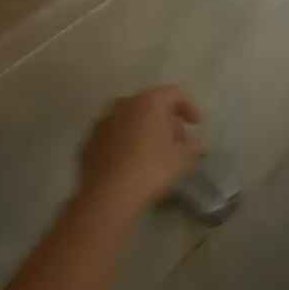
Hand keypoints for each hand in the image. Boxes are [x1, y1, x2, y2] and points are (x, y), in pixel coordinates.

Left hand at [76, 86, 205, 215]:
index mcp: (147, 103)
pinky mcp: (90, 141)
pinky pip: (114, 134)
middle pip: (150, 104)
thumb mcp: (181, 159)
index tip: (196, 124)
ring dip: (144, 129)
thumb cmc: (151, 170)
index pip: (173, 93)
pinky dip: (126, 140)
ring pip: (130, 118)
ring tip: (155, 151)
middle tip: (177, 139)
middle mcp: (123, 105)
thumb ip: (193, 147)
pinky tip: (133, 160)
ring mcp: (103, 122)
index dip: (188, 106)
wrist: (108, 196)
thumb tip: (199, 144)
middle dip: (166, 120)